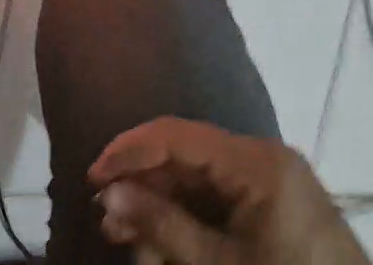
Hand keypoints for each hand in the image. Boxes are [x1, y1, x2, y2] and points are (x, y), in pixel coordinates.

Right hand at [88, 117, 372, 264]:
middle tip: (107, 216)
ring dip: (161, 202)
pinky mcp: (280, 206)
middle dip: (142, 184)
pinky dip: (189, 214)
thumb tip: (108, 191)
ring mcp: (275, 181)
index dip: (127, 152)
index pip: (174, 136)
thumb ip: (162, 224)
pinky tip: (163, 237)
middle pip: (184, 155)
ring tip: (127, 233)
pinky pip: (220, 196)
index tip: (92, 178)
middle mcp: (265, 157)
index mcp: (256, 162)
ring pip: (198, 177)